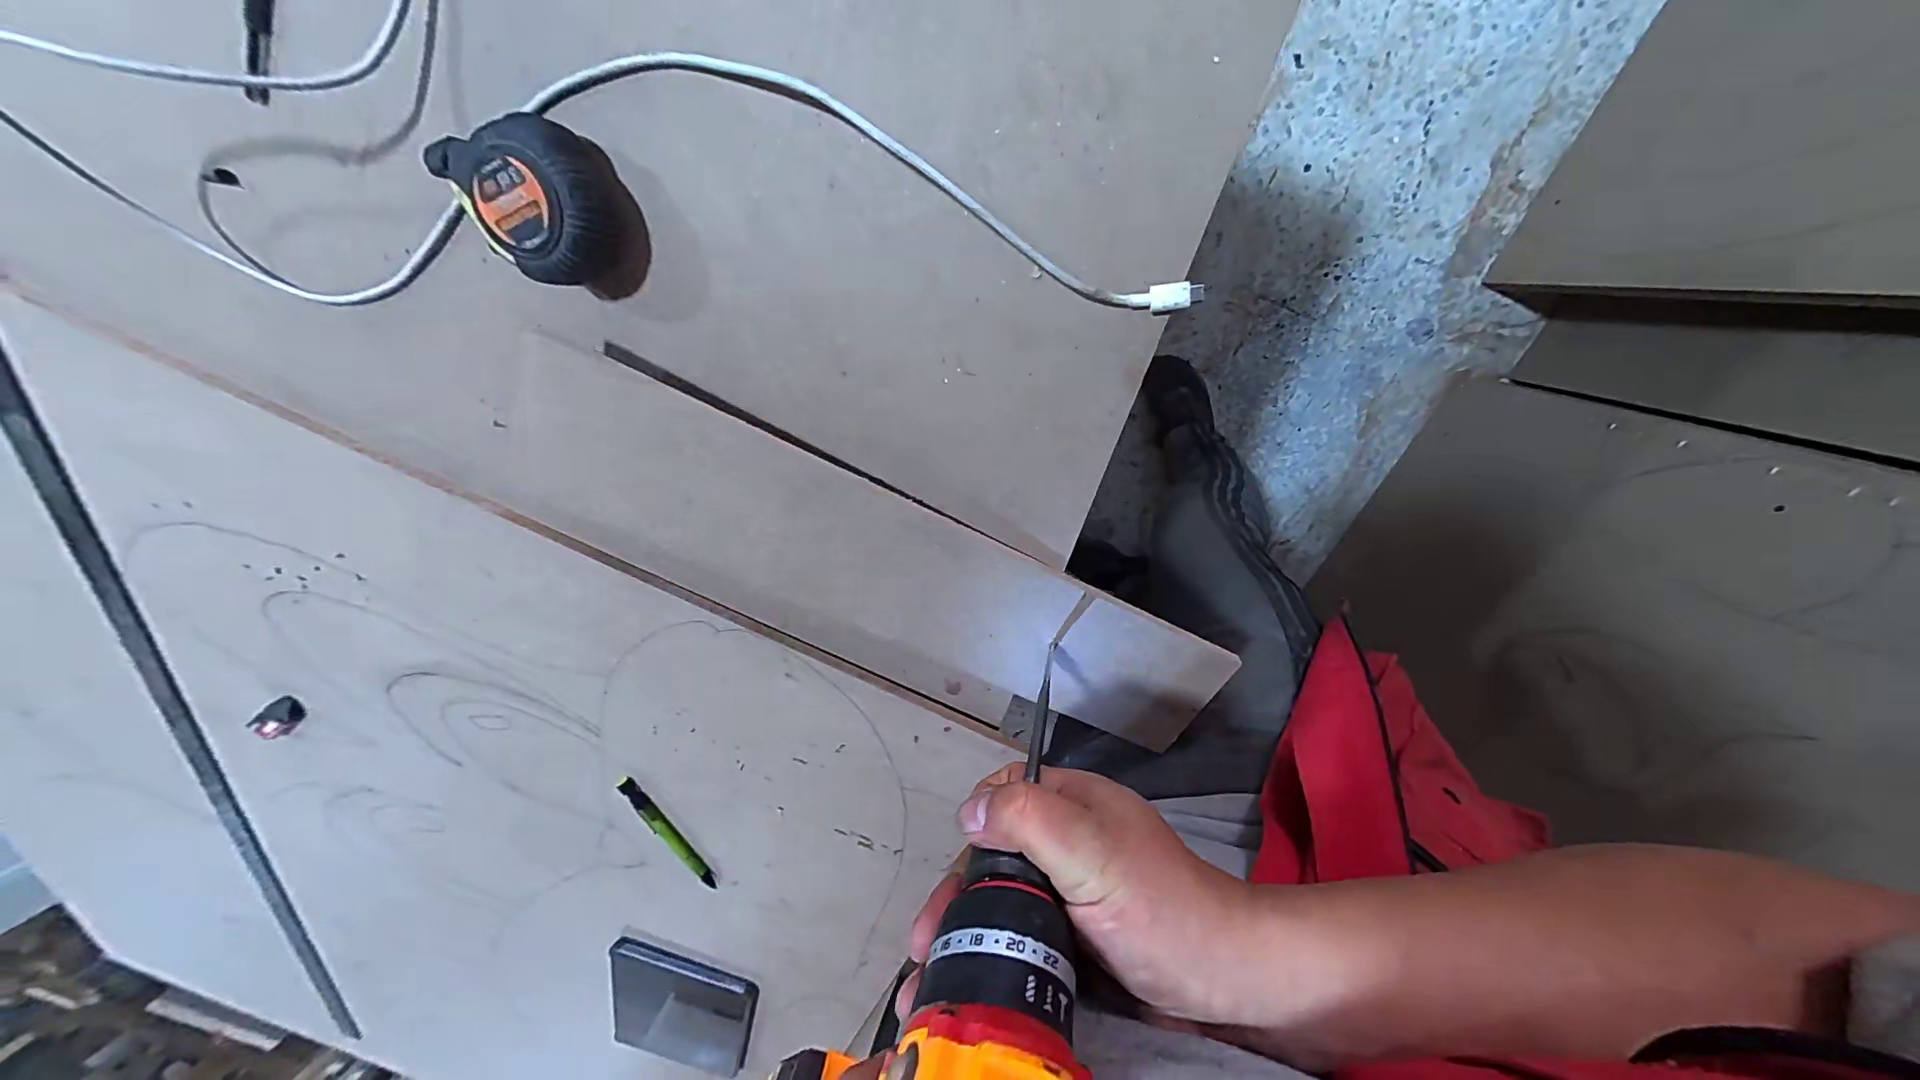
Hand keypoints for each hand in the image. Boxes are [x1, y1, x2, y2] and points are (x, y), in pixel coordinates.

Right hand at [897, 765, 1259, 1025]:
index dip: (976, 822)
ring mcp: (1069, 891)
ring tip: (927, 971)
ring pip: (1003, 895)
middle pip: (996, 851)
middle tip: (925, 939)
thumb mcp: (1093, 850)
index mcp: (1073, 804)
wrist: (1225, 986)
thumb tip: (969, 810)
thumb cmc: (1160, 908)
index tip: (957, 870)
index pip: (1007, 793)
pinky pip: (1021, 932)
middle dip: (956, 890)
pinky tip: (965, 976)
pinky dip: (990, 950)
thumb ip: (1030, 818)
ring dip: (963, 926)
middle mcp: (1067, 840)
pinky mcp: (1072, 937)